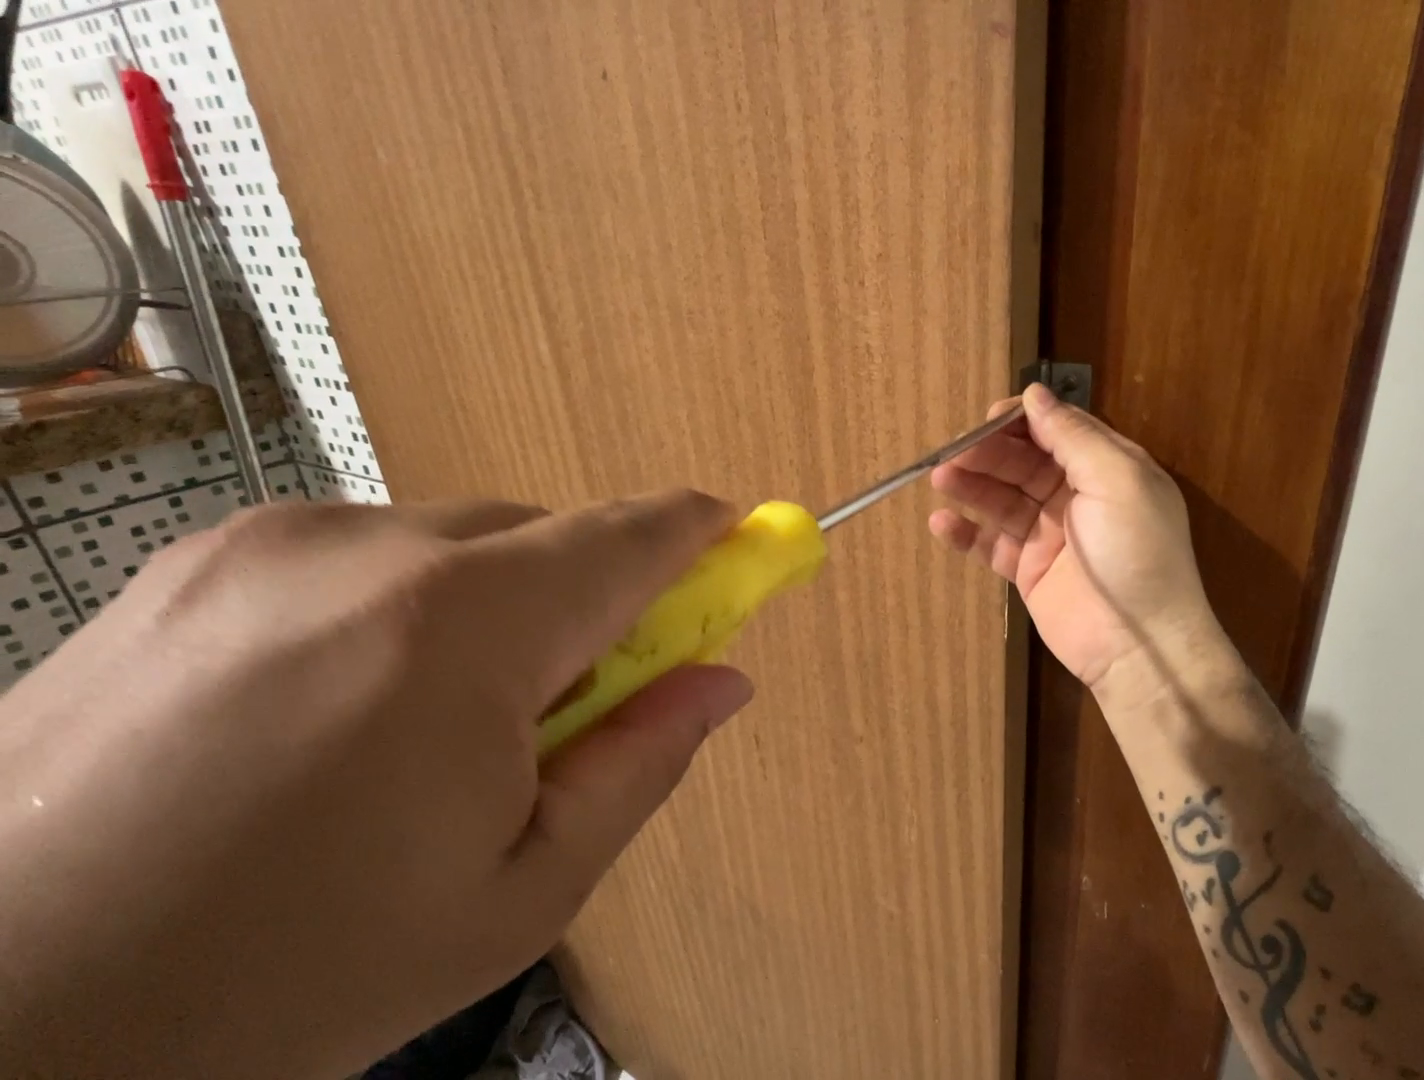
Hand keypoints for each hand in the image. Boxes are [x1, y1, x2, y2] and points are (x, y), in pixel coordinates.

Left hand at [0, 493, 753, 1079]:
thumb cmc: (294, 973)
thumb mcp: (517, 894)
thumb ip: (640, 764)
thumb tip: (724, 682)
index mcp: (458, 629)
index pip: (628, 538)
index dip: (701, 533)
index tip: (744, 541)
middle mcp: (364, 547)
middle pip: (546, 536)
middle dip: (591, 601)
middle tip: (575, 705)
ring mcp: (267, 541)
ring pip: (457, 543)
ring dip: (496, 608)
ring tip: (433, 733)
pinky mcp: (198, 557)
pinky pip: (368, 556)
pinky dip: (408, 607)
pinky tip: (341, 712)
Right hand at [929, 383, 1229, 704]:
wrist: (1139, 643)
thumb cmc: (1135, 552)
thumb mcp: (1117, 480)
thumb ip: (1073, 436)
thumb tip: (1035, 393)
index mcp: (1107, 467)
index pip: (1058, 430)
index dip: (1021, 421)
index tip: (987, 419)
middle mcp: (1078, 495)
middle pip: (1023, 462)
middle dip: (988, 453)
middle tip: (951, 454)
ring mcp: (1051, 534)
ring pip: (1003, 498)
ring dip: (972, 486)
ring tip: (940, 478)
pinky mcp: (1030, 570)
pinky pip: (992, 543)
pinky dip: (966, 533)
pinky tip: (942, 523)